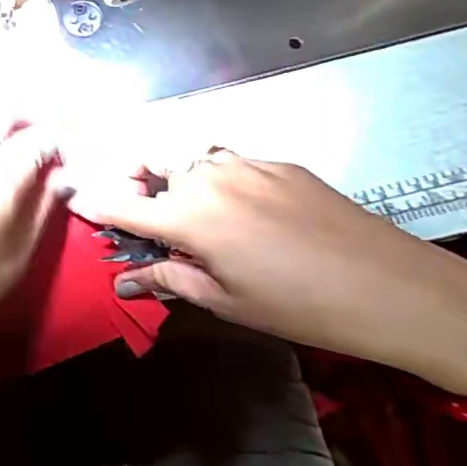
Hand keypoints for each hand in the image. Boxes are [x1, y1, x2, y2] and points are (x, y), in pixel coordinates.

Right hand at [68, 150, 466, 395]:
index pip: (124, 203)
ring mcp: (249, 164)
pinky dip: (220, 181)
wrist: (387, 283)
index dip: (97, 203)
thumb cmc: (296, 304)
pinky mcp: (280, 163)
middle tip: (151, 221)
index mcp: (190, 216)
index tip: (79, 201)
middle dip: (143, 188)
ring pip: (195, 161)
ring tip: (199, 218)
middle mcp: (211, 177)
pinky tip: (244, 214)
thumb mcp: (224, 300)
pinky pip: (233, 163)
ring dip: (183, 181)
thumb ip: (169, 279)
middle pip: (156, 169)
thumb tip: (126, 278)